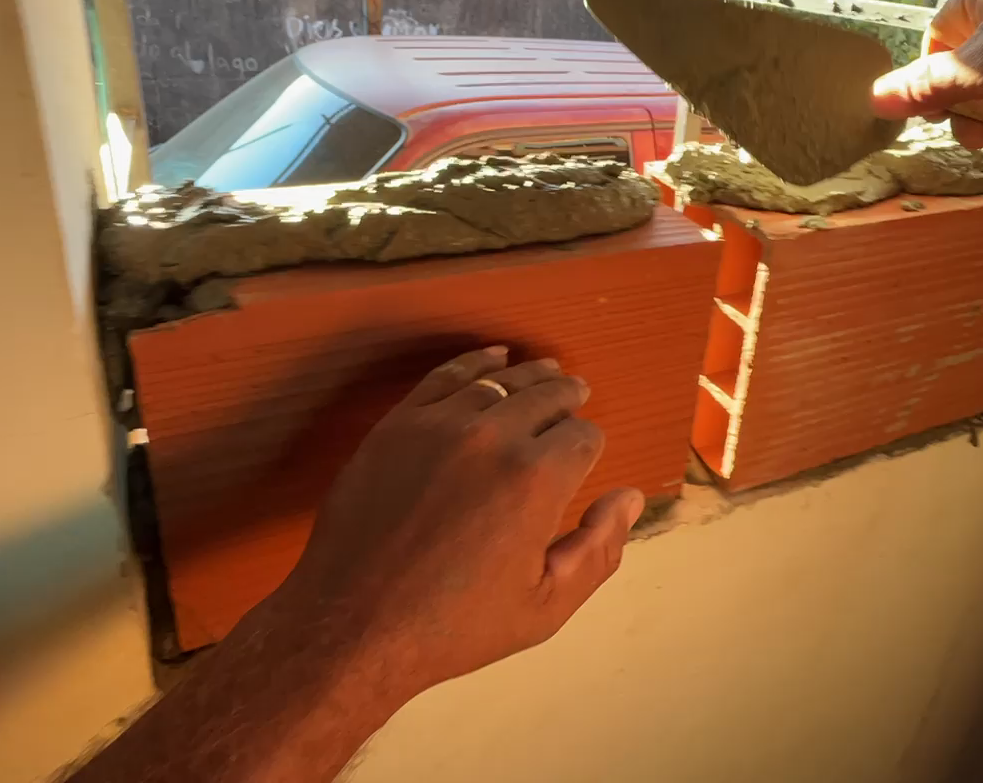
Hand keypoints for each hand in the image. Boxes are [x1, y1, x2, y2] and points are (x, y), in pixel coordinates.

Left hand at [276, 347, 642, 702]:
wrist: (353, 623)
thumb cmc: (455, 624)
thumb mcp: (544, 608)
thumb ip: (598, 550)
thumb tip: (630, 497)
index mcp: (536, 480)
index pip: (583, 436)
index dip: (589, 444)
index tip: (583, 454)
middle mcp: (493, 438)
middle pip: (547, 396)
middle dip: (569, 395)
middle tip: (578, 391)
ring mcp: (441, 424)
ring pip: (502, 381)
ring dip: (531, 374)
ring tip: (547, 370)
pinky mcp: (400, 423)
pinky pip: (448, 376)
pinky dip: (477, 361)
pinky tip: (494, 357)